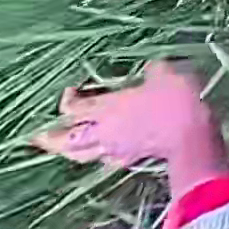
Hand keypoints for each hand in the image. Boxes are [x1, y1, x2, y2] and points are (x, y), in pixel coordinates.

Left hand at [32, 60, 223, 167]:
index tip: (71, 89)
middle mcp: (105, 130)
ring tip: (64, 148)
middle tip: (38, 137)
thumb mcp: (164, 73)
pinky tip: (104, 152)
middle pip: (66, 140)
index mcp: (108, 107)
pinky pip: (107, 159)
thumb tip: (148, 69)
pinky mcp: (131, 158)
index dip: (66, 99)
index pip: (73, 108)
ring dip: (69, 151)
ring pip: (81, 155)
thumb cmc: (174, 98)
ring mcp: (116, 148)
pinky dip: (100, 155)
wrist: (190, 132)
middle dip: (50, 139)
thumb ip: (151, 70)